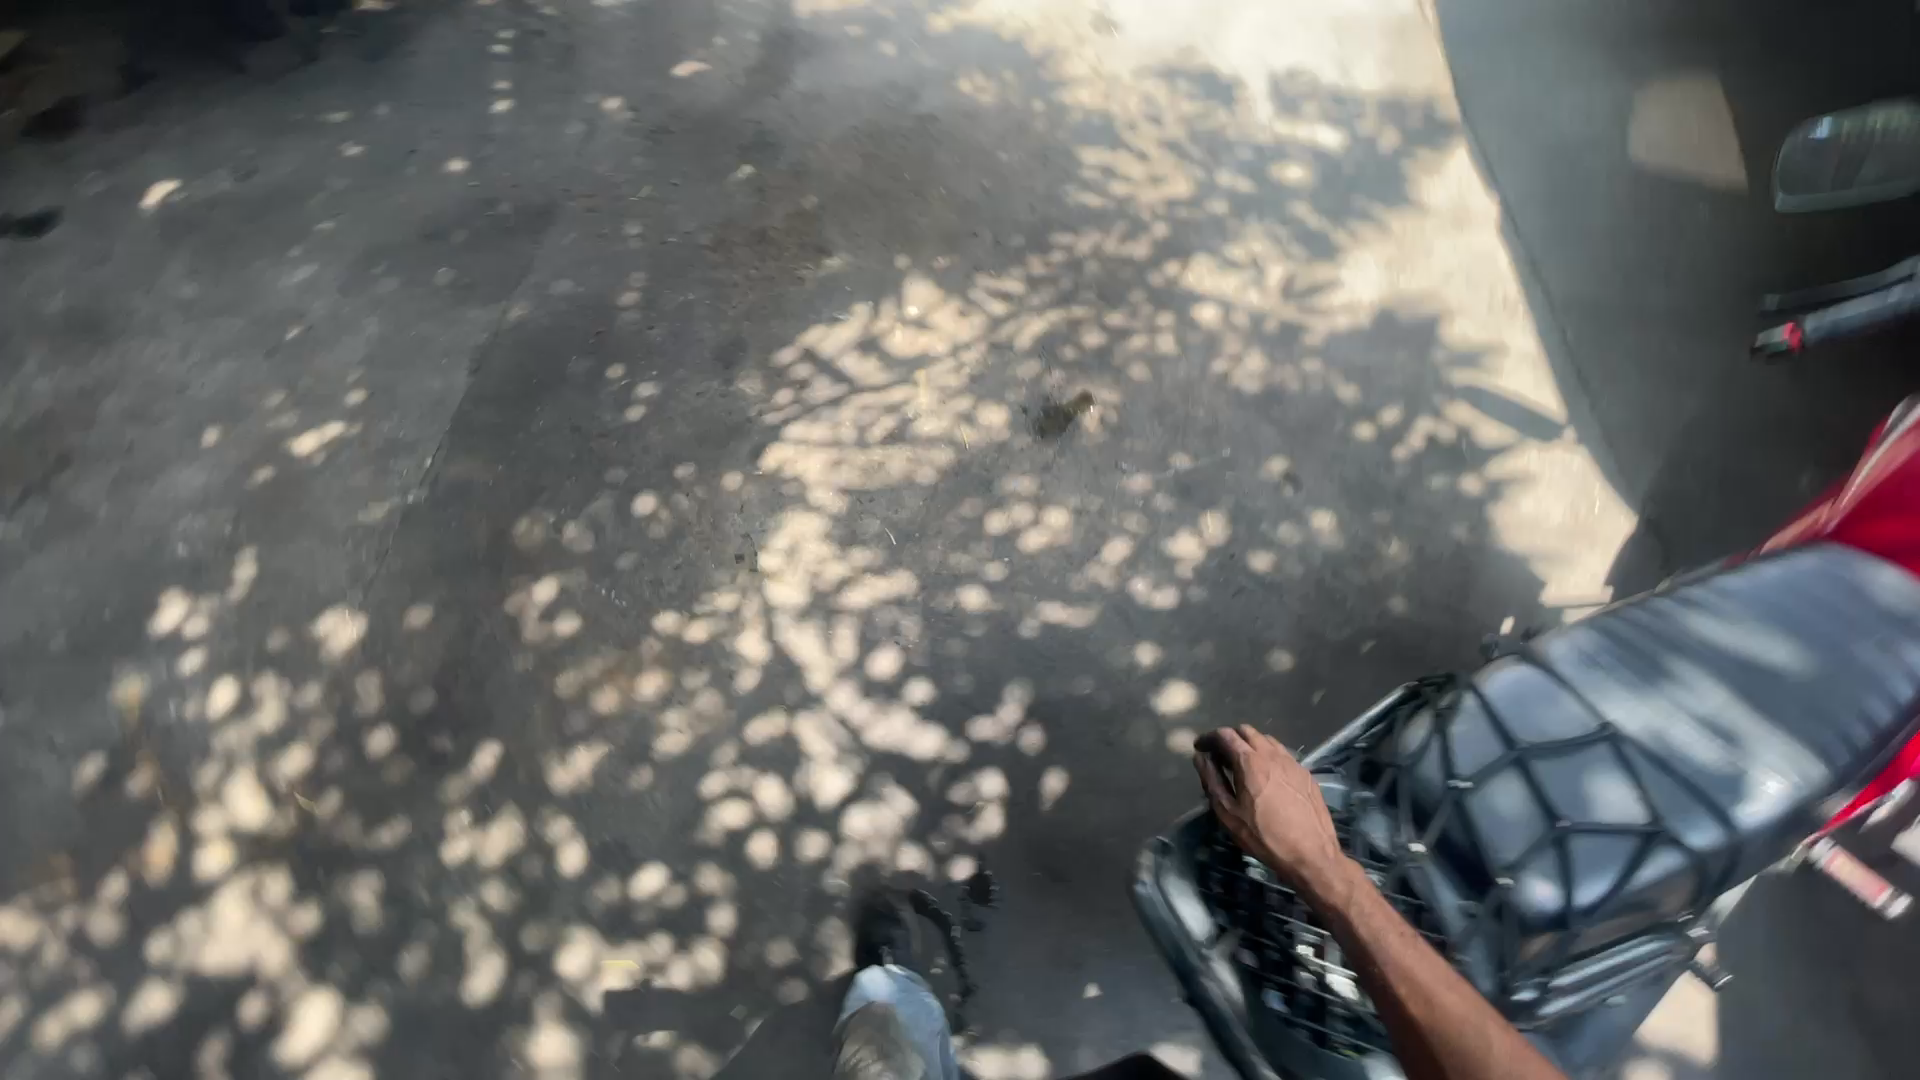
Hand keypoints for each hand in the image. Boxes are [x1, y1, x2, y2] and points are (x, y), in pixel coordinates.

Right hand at [1195, 725, 1346, 891]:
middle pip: (1246, 731)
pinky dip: (1268, 754)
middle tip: (1220, 756)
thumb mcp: (1228, 813)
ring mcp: (1292, 762)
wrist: (1311, 855)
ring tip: (1243, 763)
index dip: (1209, 738)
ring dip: (1250, 744)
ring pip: (1266, 739)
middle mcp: (1271, 754)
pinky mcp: (1305, 773)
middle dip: (1229, 737)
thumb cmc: (1263, 836)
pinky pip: (1282, 753)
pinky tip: (1266, 774)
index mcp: (1249, 761)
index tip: (1200, 748)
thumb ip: (1212, 780)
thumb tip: (1200, 757)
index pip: (1225, 735)